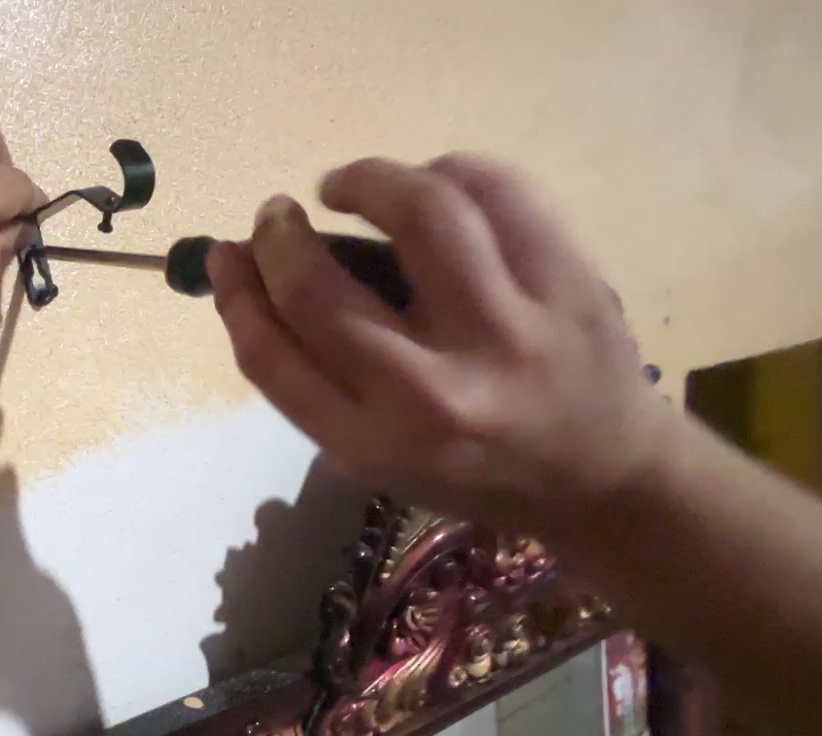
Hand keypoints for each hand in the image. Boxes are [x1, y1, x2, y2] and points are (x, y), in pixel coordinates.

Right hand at [209, 154, 670, 533]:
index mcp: (368, 444)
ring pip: (421, 215)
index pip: (272, 357)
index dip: (236, 295)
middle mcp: (429, 393)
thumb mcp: (368, 454)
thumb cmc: (462, 469)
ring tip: (346, 186)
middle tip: (275, 217)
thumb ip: (310, 378)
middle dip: (279, 238)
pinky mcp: (568, 281)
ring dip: (365, 181)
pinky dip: (446, 171)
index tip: (226, 258)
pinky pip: (498, 190)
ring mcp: (506, 331)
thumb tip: (254, 280)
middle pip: (320, 292)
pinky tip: (429, 184)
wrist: (596, 477)